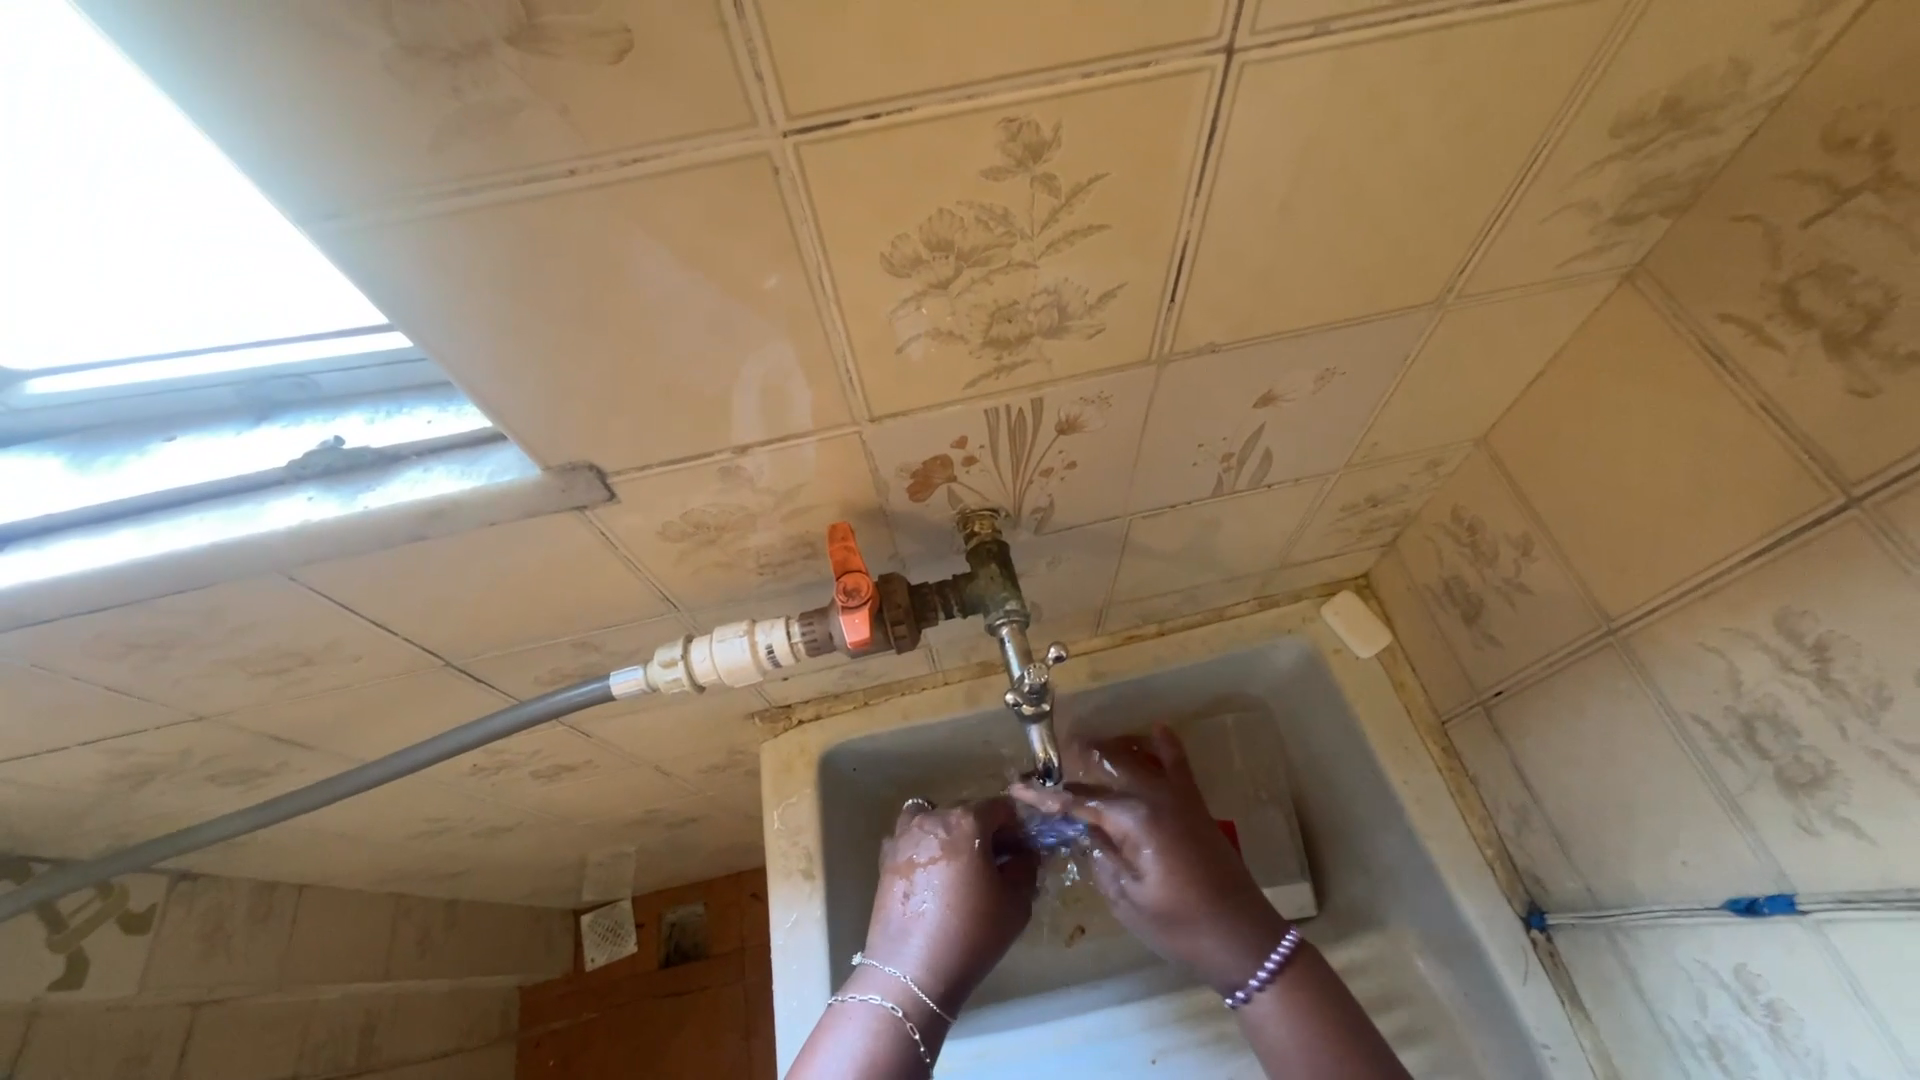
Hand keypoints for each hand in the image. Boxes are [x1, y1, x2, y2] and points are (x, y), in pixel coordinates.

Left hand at [857, 796, 1038, 1012]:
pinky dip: (924, 848)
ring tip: (958, 867)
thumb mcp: (1016, 903)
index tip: (1021, 854)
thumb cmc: (971, 934)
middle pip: (966, 812)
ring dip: (950, 833)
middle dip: (984, 832)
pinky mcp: (885, 858)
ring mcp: (904, 836)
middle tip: (994, 865)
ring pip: (933, 819)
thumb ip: (1025, 867)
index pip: (1001, 808)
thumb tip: (1022, 854)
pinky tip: (931, 878)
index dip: (1017, 828)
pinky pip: (911, 840)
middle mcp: (933, 818)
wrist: (911, 972)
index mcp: (966, 821)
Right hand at [1010, 724, 1289, 994]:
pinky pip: (1179, 768)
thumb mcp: (1128, 899)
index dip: (1045, 797)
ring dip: (1108, 753)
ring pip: (1136, 765)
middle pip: (1104, 779)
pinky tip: (1157, 728)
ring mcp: (1179, 799)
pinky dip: (1167, 747)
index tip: (1016, 787)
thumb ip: (1101, 858)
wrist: (1243, 938)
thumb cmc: (1180, 926)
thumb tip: (1084, 831)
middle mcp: (1155, 798)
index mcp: (1135, 820)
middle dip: (1070, 773)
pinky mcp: (1195, 808)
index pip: (1079, 803)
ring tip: (1080, 743)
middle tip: (1039, 767)